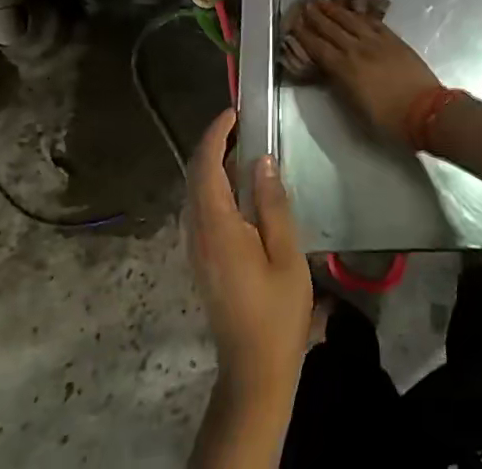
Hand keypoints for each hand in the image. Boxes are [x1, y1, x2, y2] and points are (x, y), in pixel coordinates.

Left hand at [187, 109, 311, 397]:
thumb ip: (273, 205)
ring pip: (195, 192)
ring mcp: (194, 247)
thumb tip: (262, 160)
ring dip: (212, 164)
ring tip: (241, 147)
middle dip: (212, 144)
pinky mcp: (200, 259)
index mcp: (217, 226)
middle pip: (195, 175)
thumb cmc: (276, 312)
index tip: (234, 112)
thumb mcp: (286, 255)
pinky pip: (199, 208)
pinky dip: (213, 185)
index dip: (216, 134)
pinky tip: (238, 187)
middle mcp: (196, 231)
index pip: (206, 166)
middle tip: (241, 124)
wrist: (252, 368)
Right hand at [286, 0, 441, 146]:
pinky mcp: (393, 40)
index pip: (318, 47)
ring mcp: (376, 42)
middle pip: (332, 29)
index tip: (294, 24)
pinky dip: (360, 15)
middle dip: (316, 16)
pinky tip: (354, 11)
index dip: (305, 35)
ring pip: (350, 20)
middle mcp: (357, 50)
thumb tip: (329, 71)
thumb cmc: (388, 118)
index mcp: (344, 69)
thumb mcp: (355, 108)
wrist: (426, 110)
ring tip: (324, 0)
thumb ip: (340, 85)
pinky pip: (372, 22)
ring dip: (335, 10)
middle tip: (306, 3)